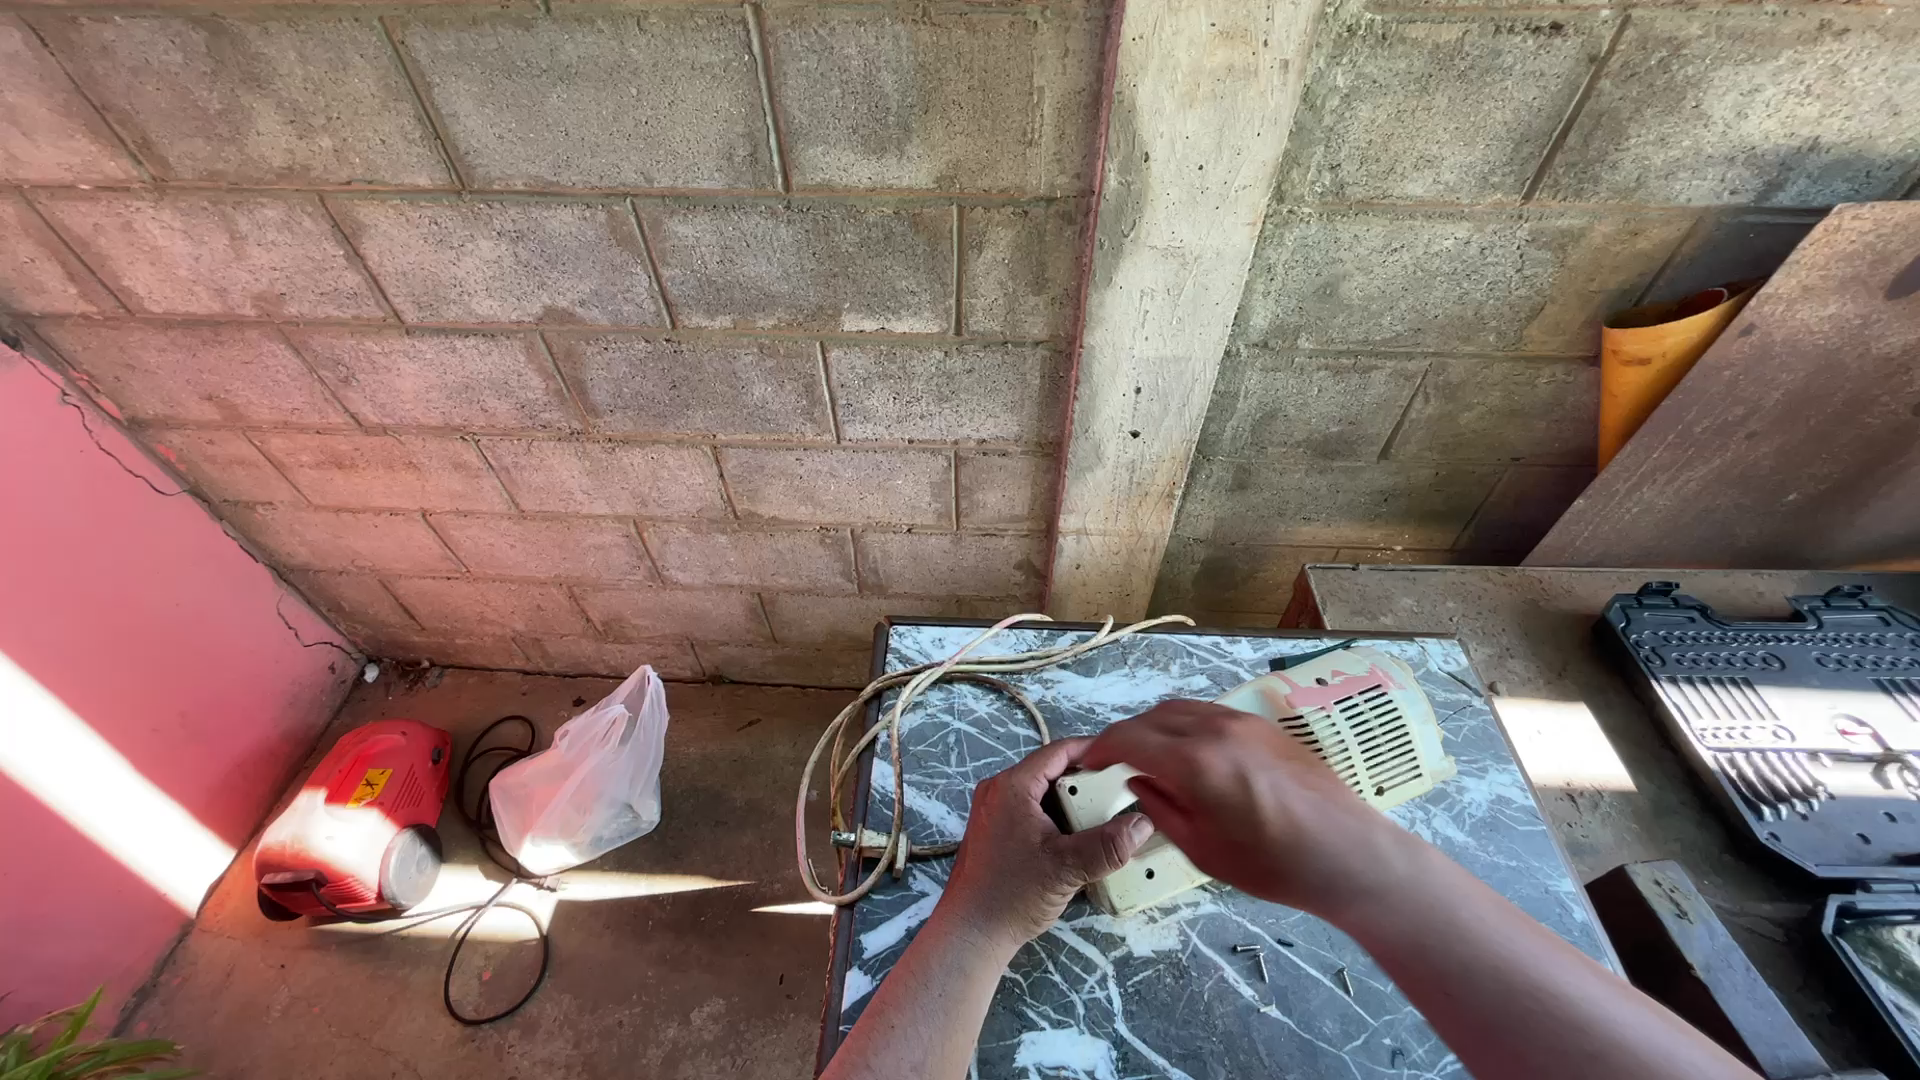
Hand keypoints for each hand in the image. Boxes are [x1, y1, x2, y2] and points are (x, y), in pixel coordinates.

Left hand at [939, 736, 1155, 951]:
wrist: (970, 932)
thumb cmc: (1011, 895)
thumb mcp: (1066, 869)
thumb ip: (1106, 846)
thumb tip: (1142, 825)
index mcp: (1012, 786)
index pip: (1058, 751)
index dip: (1092, 750)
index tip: (1122, 756)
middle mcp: (999, 790)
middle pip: (1051, 771)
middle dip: (1086, 781)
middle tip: (1120, 792)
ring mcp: (994, 809)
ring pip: (1042, 792)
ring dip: (1072, 801)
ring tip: (1105, 815)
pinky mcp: (995, 829)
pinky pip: (1032, 809)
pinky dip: (1056, 817)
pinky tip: (1078, 836)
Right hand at [1081, 700, 1421, 918]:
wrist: (1350, 854)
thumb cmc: (1273, 864)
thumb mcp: (1202, 850)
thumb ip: (1160, 809)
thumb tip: (1137, 781)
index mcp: (1193, 762)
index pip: (1128, 738)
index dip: (1101, 748)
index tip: (1089, 762)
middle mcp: (1213, 729)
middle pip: (1151, 717)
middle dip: (1126, 737)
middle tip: (1116, 763)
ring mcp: (1241, 721)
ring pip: (1179, 709)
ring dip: (1155, 727)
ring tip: (1152, 757)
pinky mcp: (1262, 725)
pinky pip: (1208, 713)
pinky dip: (1185, 725)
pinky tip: (1191, 753)